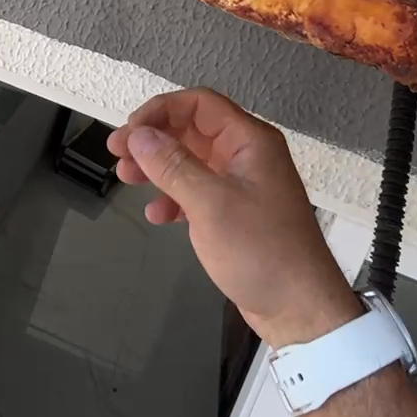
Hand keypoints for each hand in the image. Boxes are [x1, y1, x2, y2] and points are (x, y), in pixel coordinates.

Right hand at [107, 88, 361, 346]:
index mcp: (250, 140)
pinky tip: (157, 214)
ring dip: (157, 166)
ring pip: (190, 160)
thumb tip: (139, 135)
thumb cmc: (261, 251)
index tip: (131, 130)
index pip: (199, 104)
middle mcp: (246, 155)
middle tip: (117, 151)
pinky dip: (173, 197)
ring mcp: (240, 184)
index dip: (161, 110)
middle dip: (153, 138)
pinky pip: (196, 190)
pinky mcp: (234, 211)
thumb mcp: (210, 204)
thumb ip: (173, 166)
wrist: (300, 311)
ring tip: (126, 177)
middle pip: (191, 130)